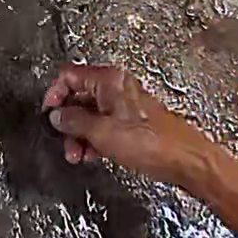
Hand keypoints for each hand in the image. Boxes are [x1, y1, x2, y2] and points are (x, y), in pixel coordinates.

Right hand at [42, 64, 226, 196]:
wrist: (187, 161)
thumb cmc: (150, 142)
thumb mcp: (101, 132)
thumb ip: (73, 121)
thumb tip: (57, 116)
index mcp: (108, 80)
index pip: (68, 76)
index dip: (54, 94)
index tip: (50, 114)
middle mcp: (115, 87)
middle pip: (78, 96)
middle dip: (68, 120)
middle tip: (64, 140)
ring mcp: (124, 105)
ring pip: (90, 114)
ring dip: (79, 134)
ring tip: (76, 155)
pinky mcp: (132, 122)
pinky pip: (103, 125)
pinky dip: (93, 138)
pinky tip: (90, 155)